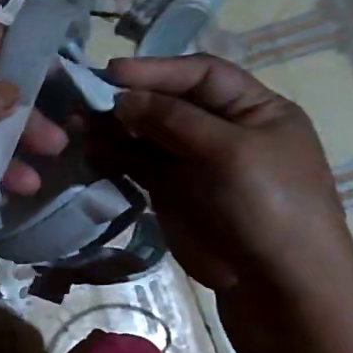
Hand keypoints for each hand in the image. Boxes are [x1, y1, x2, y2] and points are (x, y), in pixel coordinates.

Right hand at [103, 55, 352, 295]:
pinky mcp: (170, 190)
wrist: (274, 281)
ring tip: (77, 125)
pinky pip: (137, 163)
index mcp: (254, 109)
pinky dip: (113, 155)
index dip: (158, 70)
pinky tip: (90, 150)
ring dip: (113, 127)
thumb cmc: (268, 205)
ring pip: (146, 133)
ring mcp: (193, 161)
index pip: (201, 75)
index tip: (112, 72)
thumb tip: (123, 97)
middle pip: (168, 102)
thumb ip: (175, 120)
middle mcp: (221, 129)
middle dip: (128, 100)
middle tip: (84, 100)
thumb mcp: (230, 151)